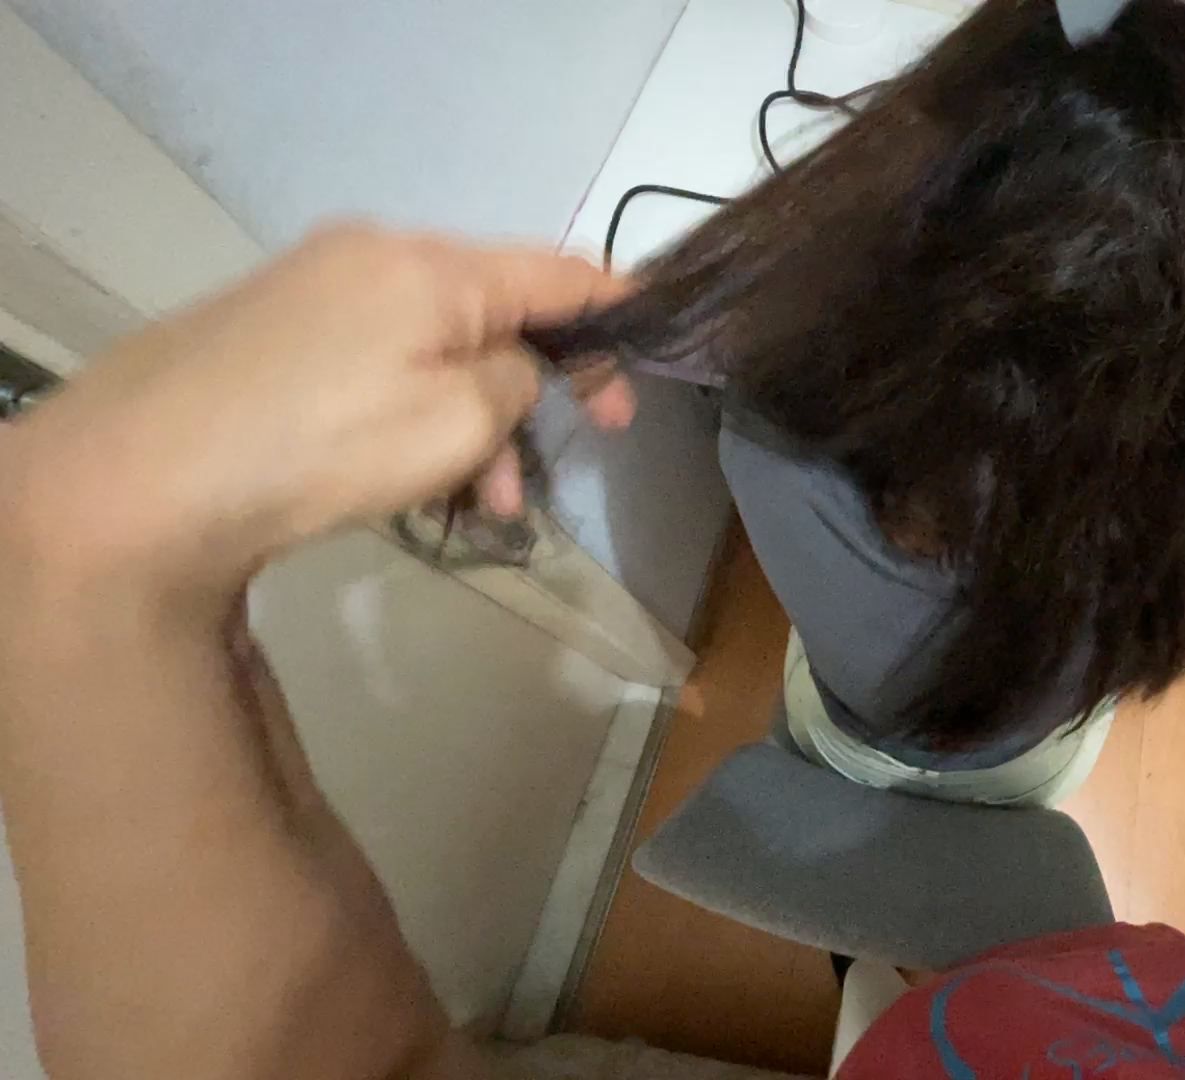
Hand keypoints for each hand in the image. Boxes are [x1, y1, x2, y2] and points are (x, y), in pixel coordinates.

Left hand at [7, 225, 634, 593]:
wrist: (136, 487)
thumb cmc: (328, 444)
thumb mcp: (465, 416)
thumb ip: (522, 376)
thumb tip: (518, 365)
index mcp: (431, 267)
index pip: (558, 270)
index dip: (621, 301)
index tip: (661, 338)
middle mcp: (381, 260)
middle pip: (508, 309)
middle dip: (561, 376)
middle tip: (605, 429)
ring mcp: (330, 295)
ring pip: (455, 349)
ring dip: (495, 420)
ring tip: (499, 498)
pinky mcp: (296, 335)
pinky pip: (402, 364)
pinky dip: (439, 418)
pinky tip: (441, 484)